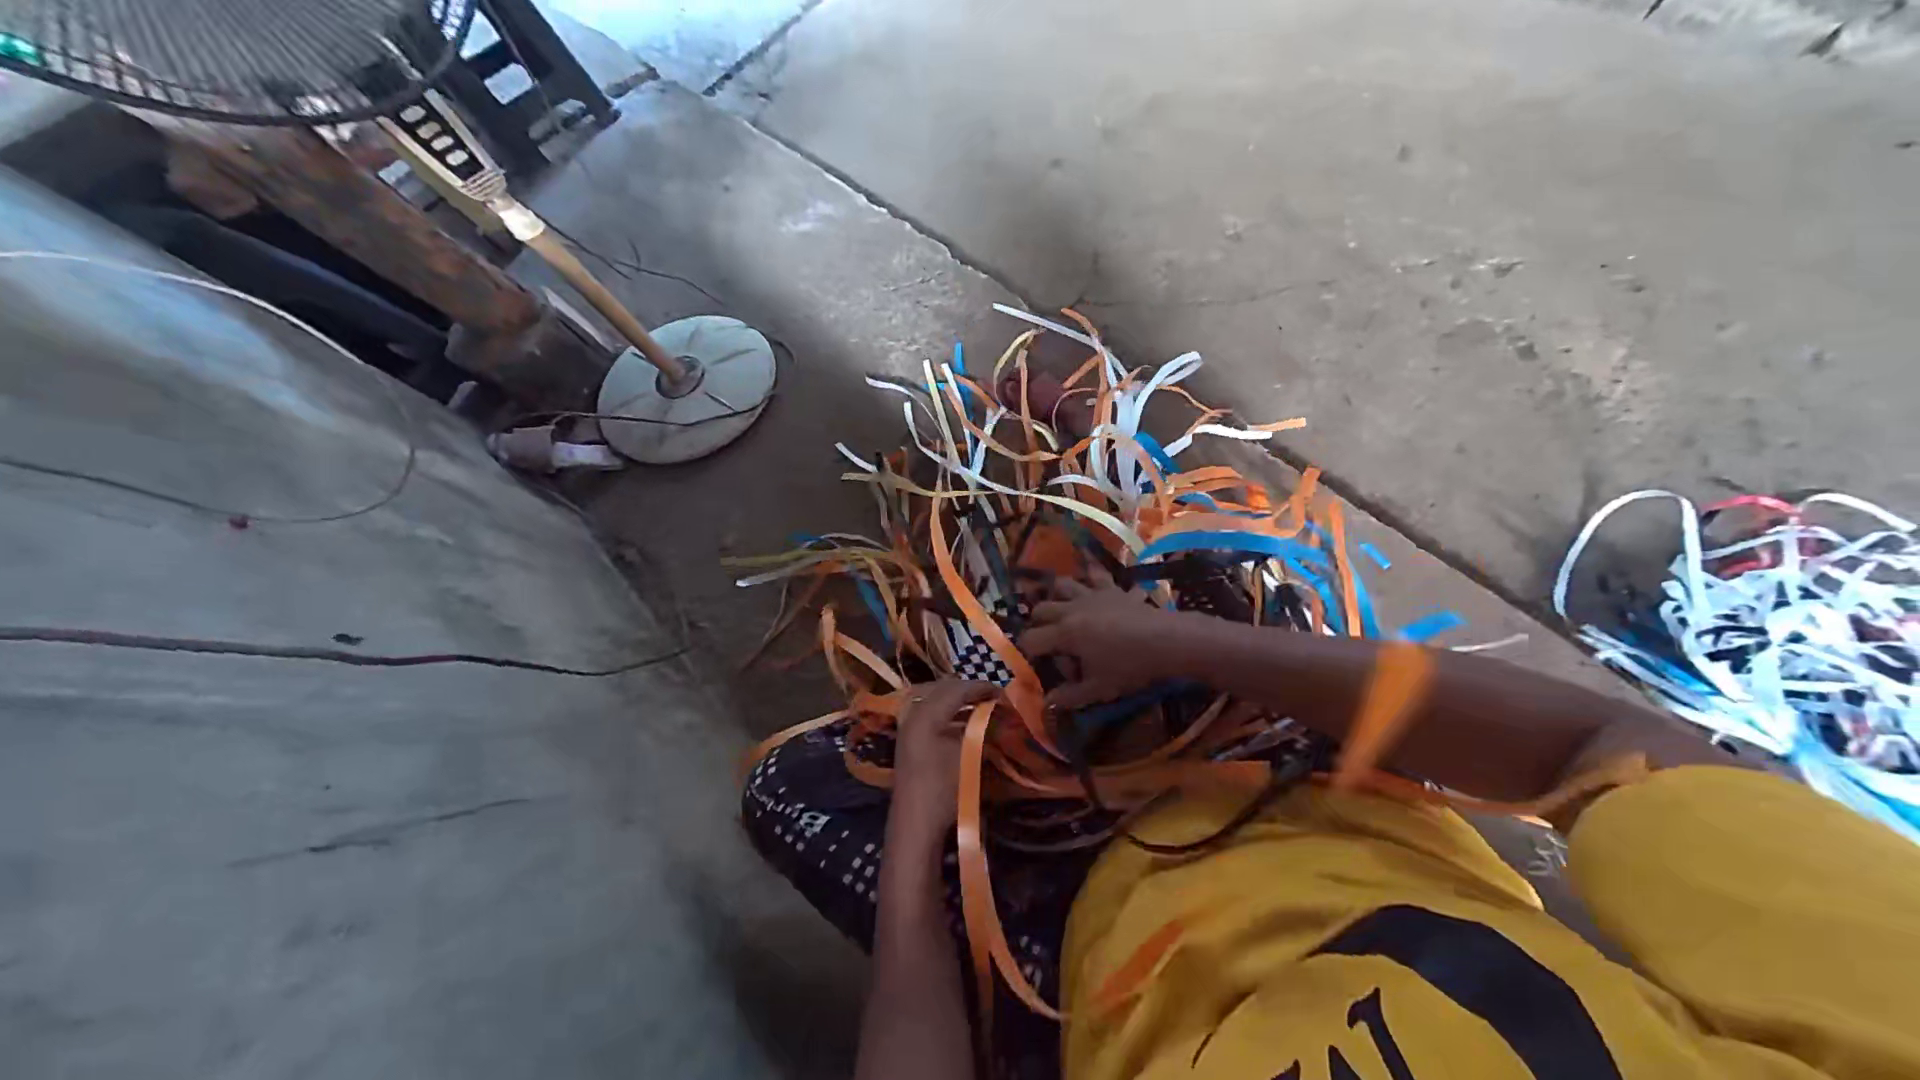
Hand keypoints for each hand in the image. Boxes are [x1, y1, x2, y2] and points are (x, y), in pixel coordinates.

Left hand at [890, 678, 997, 846]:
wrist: (916, 823)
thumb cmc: (944, 788)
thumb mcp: (967, 754)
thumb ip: (981, 727)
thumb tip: (997, 710)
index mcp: (926, 714)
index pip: (957, 688)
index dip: (982, 687)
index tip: (1003, 693)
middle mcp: (913, 713)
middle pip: (942, 688)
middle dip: (968, 689)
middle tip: (992, 697)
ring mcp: (907, 725)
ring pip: (933, 697)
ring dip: (956, 698)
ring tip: (980, 705)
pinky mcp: (907, 738)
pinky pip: (927, 710)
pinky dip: (946, 709)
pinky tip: (962, 720)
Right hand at [1018, 576, 1192, 709]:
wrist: (1167, 641)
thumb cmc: (1129, 666)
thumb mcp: (1098, 689)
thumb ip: (1070, 696)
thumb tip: (1047, 703)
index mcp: (1064, 633)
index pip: (1031, 640)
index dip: (1027, 653)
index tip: (1034, 663)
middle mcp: (1072, 608)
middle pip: (1041, 609)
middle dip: (1038, 624)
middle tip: (1048, 641)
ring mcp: (1092, 595)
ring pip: (1063, 584)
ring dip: (1058, 595)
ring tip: (1063, 608)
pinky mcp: (1113, 589)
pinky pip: (1098, 575)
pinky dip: (1093, 577)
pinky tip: (1095, 584)